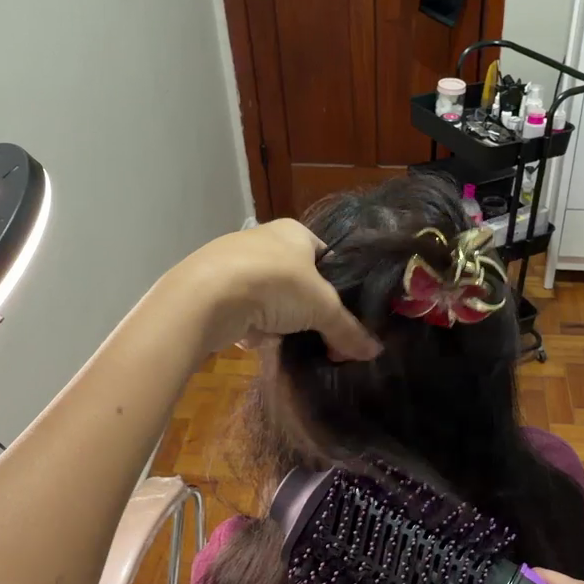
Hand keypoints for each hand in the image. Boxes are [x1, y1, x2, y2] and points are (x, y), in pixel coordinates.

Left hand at [162, 220, 380, 361]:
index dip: (338, 286)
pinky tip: (254, 339)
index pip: (326, 256)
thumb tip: (375, 352)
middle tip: (320, 335)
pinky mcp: (215, 289)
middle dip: (307, 311)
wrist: (207, 295)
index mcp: (294, 231)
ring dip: (279, 322)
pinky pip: (245, 312)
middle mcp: (264, 240)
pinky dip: (252, 328)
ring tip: (285, 339)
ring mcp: (236, 264)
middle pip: (298, 282)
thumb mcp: (323, 308)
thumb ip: (348, 329)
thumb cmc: (275, 284)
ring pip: (271, 300)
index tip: (344, 314)